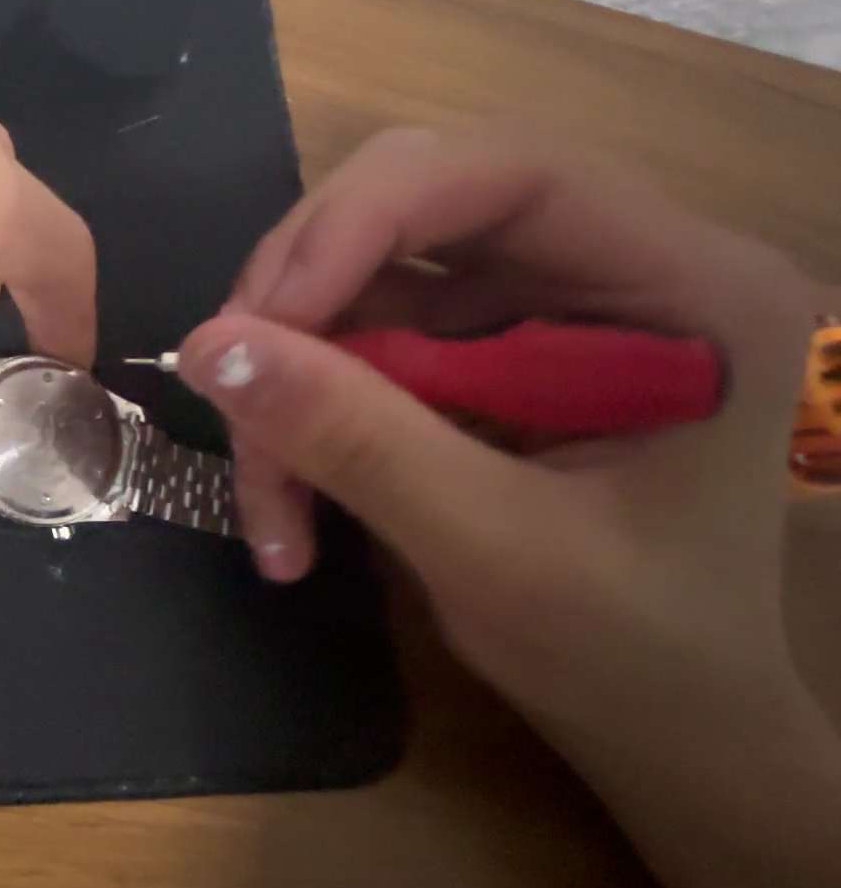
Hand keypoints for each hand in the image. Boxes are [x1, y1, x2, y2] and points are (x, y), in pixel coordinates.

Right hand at [175, 125, 839, 887]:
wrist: (644, 713)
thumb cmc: (622, 647)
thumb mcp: (490, 550)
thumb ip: (354, 441)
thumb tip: (207, 351)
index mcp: (679, 288)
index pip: (507, 173)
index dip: (364, 219)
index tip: (264, 318)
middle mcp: (593, 268)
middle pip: (402, 204)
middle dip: (296, 293)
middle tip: (229, 385)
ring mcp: (511, 306)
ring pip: (344, 280)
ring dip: (277, 376)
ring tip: (265, 495)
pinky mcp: (449, 348)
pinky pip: (331, 337)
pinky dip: (285, 411)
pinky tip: (282, 498)